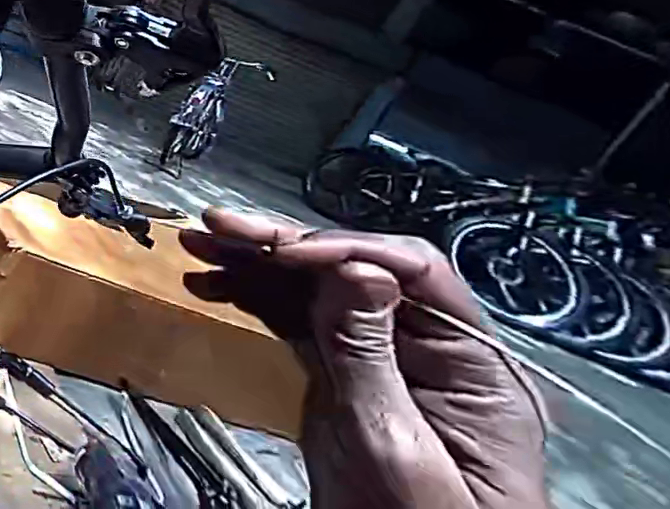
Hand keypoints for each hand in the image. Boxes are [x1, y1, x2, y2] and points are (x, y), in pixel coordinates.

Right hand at [182, 208, 549, 508]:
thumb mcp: (394, 443)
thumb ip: (369, 353)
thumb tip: (357, 267)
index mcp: (471, 361)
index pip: (412, 270)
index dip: (343, 249)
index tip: (281, 252)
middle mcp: (424, 343)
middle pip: (348, 266)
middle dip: (280, 242)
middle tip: (219, 226)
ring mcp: (375, 352)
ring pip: (310, 283)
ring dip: (251, 260)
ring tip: (198, 242)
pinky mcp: (334, 364)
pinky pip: (290, 313)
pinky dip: (248, 293)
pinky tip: (210, 282)